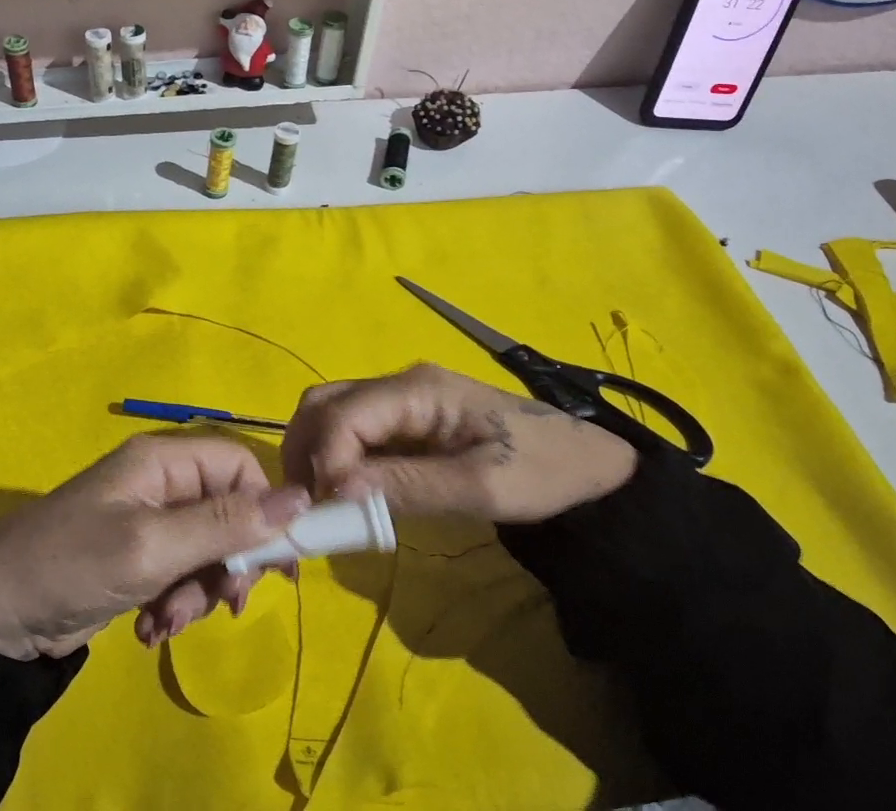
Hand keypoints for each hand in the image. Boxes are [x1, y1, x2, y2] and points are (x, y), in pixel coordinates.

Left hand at [0, 434, 309, 661]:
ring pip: (208, 552)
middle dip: (227, 564)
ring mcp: (148, 524)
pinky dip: (175, 605)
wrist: (0, 618)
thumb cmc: (74, 565)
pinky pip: (182, 577)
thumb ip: (225, 525)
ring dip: (198, 594)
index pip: (238, 465)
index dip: (264, 508)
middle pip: (228, 513)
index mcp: (161, 462)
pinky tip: (150, 630)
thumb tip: (300, 500)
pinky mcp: (139, 560)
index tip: (277, 560)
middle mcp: (159, 485)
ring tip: (167, 623)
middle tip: (224, 603)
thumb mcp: (153, 547)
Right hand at [282, 363, 637, 524]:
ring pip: (331, 414)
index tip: (327, 511)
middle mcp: (400, 385)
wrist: (590, 466)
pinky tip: (343, 494)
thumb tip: (336, 492)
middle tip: (308, 506)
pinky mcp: (406, 420)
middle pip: (324, 405)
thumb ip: (407, 486)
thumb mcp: (481, 488)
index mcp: (418, 391)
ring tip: (321, 504)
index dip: (324, 460)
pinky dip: (336, 460)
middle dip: (305, 452)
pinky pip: (354, 431)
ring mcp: (401, 400)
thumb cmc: (543, 472)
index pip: (342, 415)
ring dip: (315, 455)